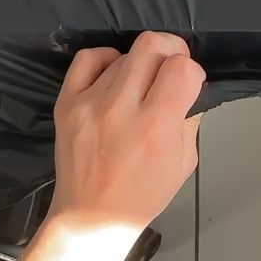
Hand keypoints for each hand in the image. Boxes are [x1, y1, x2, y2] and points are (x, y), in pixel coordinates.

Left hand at [48, 31, 205, 231]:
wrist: (93, 215)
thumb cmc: (142, 194)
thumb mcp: (184, 163)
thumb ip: (189, 121)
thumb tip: (189, 90)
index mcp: (156, 128)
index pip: (183, 68)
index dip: (193, 71)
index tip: (190, 84)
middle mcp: (121, 109)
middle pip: (152, 46)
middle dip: (171, 51)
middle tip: (172, 68)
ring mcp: (90, 103)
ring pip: (124, 55)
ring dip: (141, 65)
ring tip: (141, 88)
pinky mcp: (67, 102)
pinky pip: (88, 59)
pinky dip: (107, 59)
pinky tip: (116, 75)